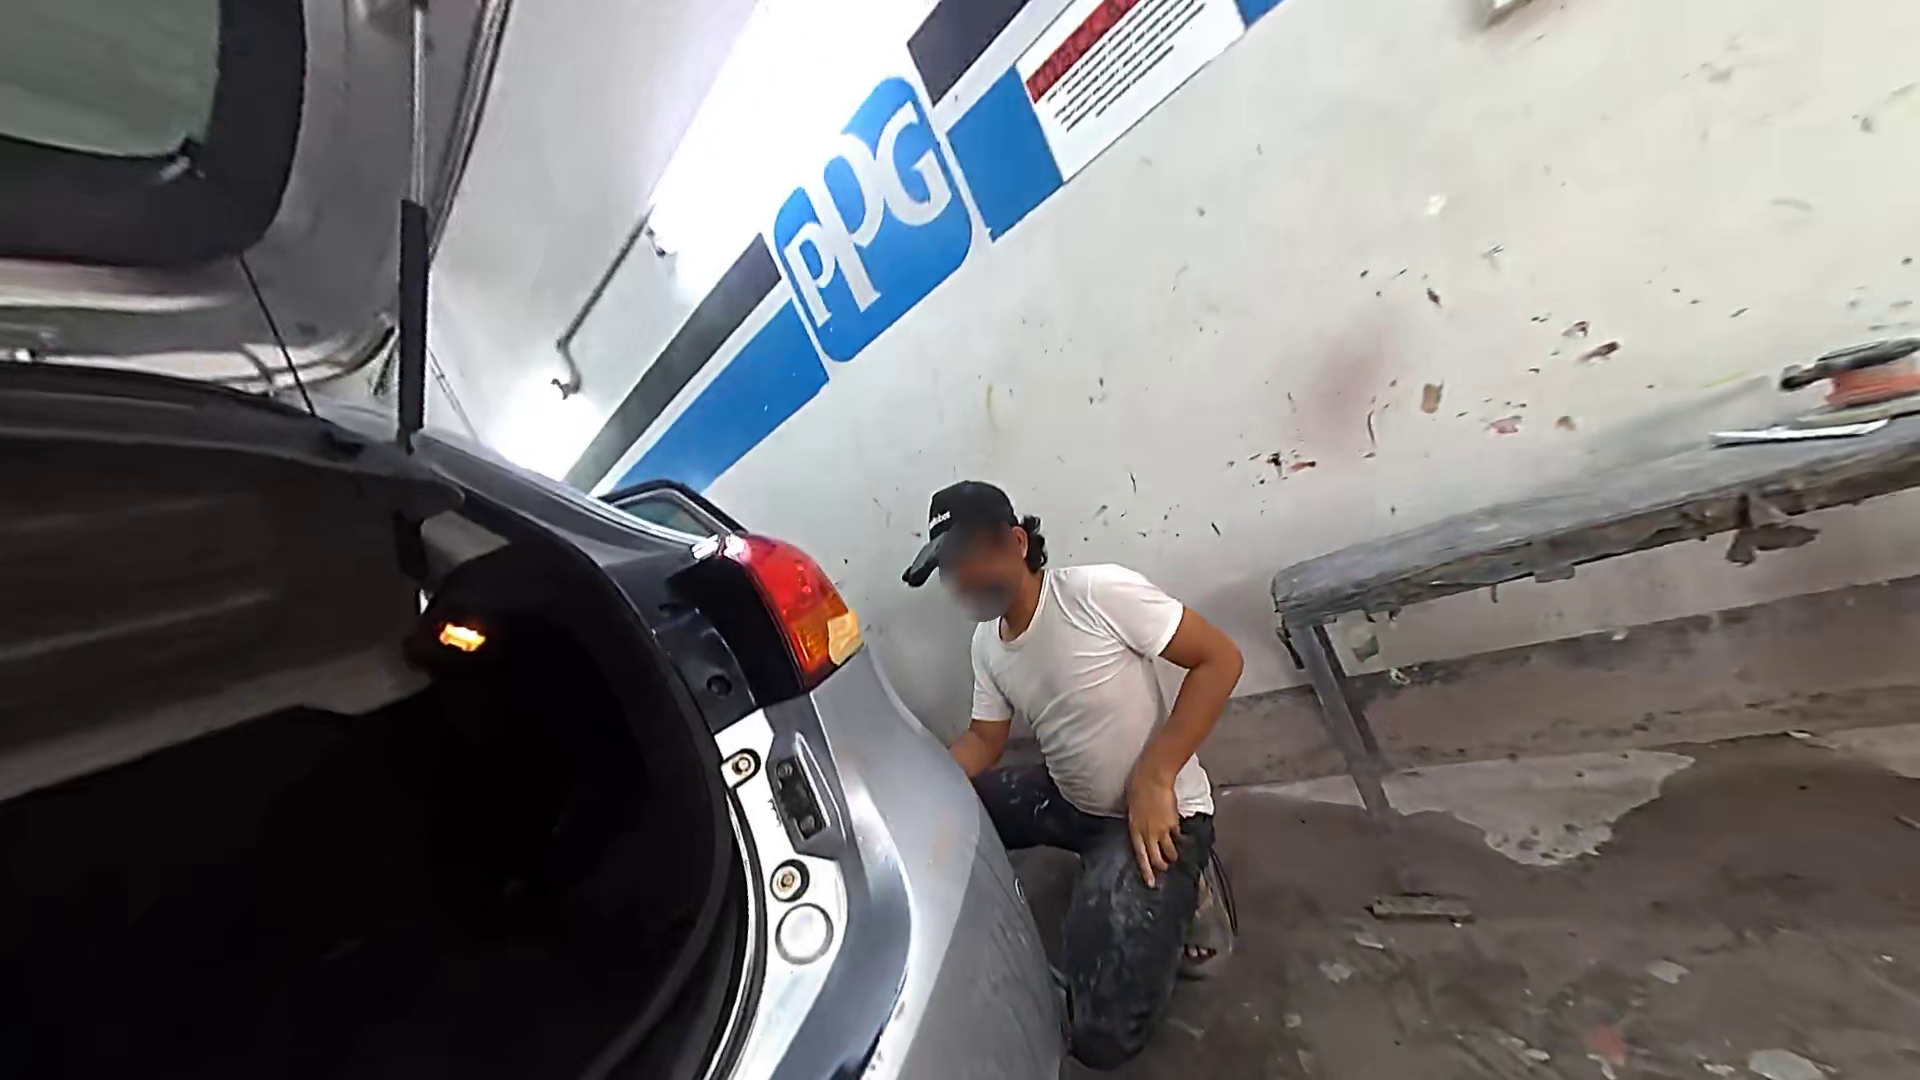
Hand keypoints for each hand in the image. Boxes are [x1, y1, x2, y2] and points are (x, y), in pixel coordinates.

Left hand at [1125, 769, 1180, 887]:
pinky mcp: (1173, 824)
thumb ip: (1136, 820)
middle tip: (1164, 869)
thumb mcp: (1131, 806)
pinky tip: (1181, 839)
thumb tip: (1139, 826)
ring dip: (1172, 856)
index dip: (1145, 869)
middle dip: (1161, 866)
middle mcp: (1148, 833)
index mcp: (1135, 828)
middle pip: (1155, 857)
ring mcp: (1161, 829)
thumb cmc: (1137, 786)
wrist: (1153, 778)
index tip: (1150, 883)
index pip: (1140, 854)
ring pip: (1169, 851)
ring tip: (1174, 857)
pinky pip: (1177, 837)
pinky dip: (1179, 839)